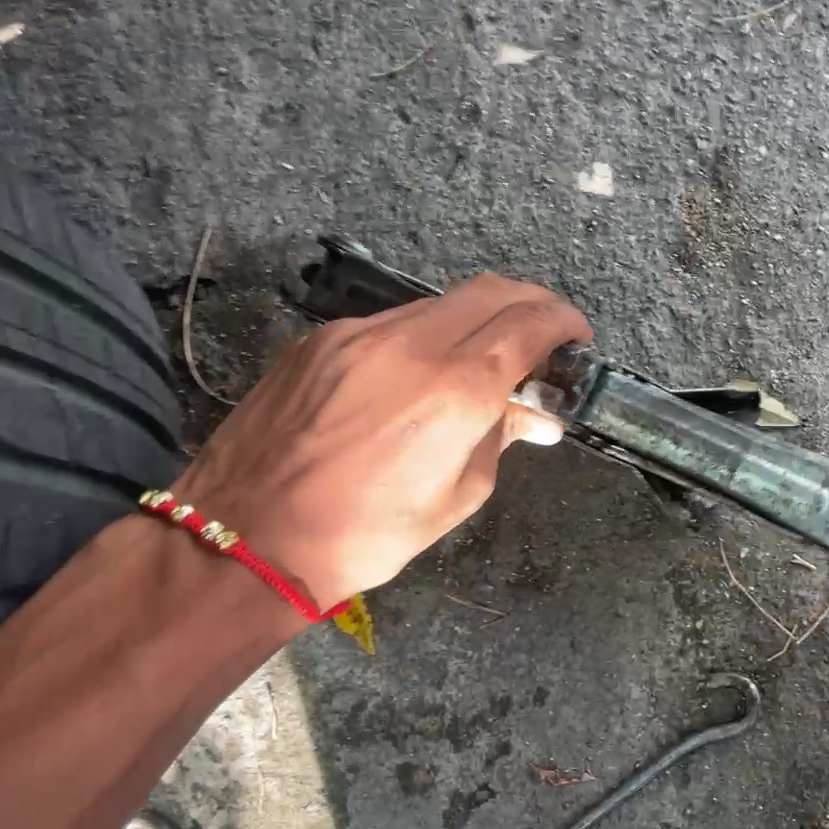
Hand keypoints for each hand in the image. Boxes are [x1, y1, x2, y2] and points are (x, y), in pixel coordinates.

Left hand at [171, 274, 590, 608]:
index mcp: (456, 391)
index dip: (564, 322)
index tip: (579, 335)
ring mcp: (358, 335)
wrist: (250, 537)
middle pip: (491, 292)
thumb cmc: (370, 534)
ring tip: (489, 355)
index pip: (528, 326)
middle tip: (548, 331)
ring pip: (440, 303)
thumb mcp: (459, 495)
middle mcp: (411, 345)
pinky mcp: (319, 341)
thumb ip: (501, 439)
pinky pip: (393, 322)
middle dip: (532, 302)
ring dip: (479, 318)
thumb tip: (536, 418)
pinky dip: (429, 335)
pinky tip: (427, 371)